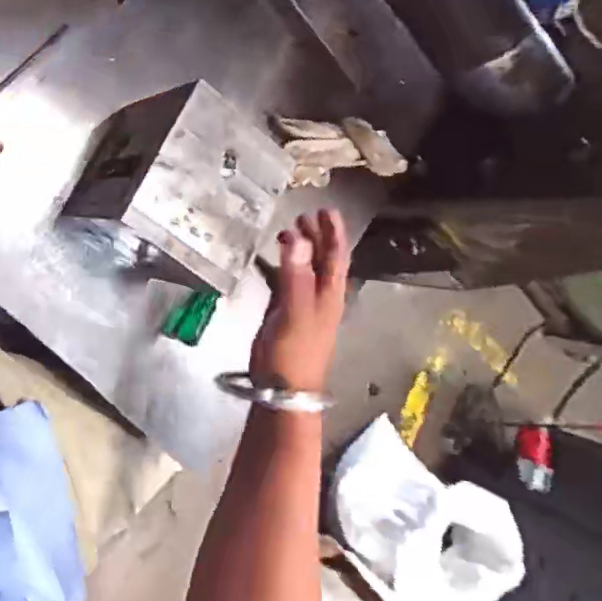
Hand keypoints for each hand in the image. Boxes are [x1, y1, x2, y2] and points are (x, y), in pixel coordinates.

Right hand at [250, 209, 349, 392]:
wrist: (282, 390)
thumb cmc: (293, 352)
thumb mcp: (295, 312)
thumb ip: (296, 275)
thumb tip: (297, 237)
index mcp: (328, 294)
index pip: (335, 256)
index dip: (333, 233)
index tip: (325, 210)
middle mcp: (319, 297)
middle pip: (321, 260)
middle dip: (316, 237)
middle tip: (303, 215)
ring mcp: (301, 306)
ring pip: (304, 270)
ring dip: (299, 250)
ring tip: (286, 231)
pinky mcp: (283, 315)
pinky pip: (285, 283)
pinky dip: (280, 267)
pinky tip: (266, 262)